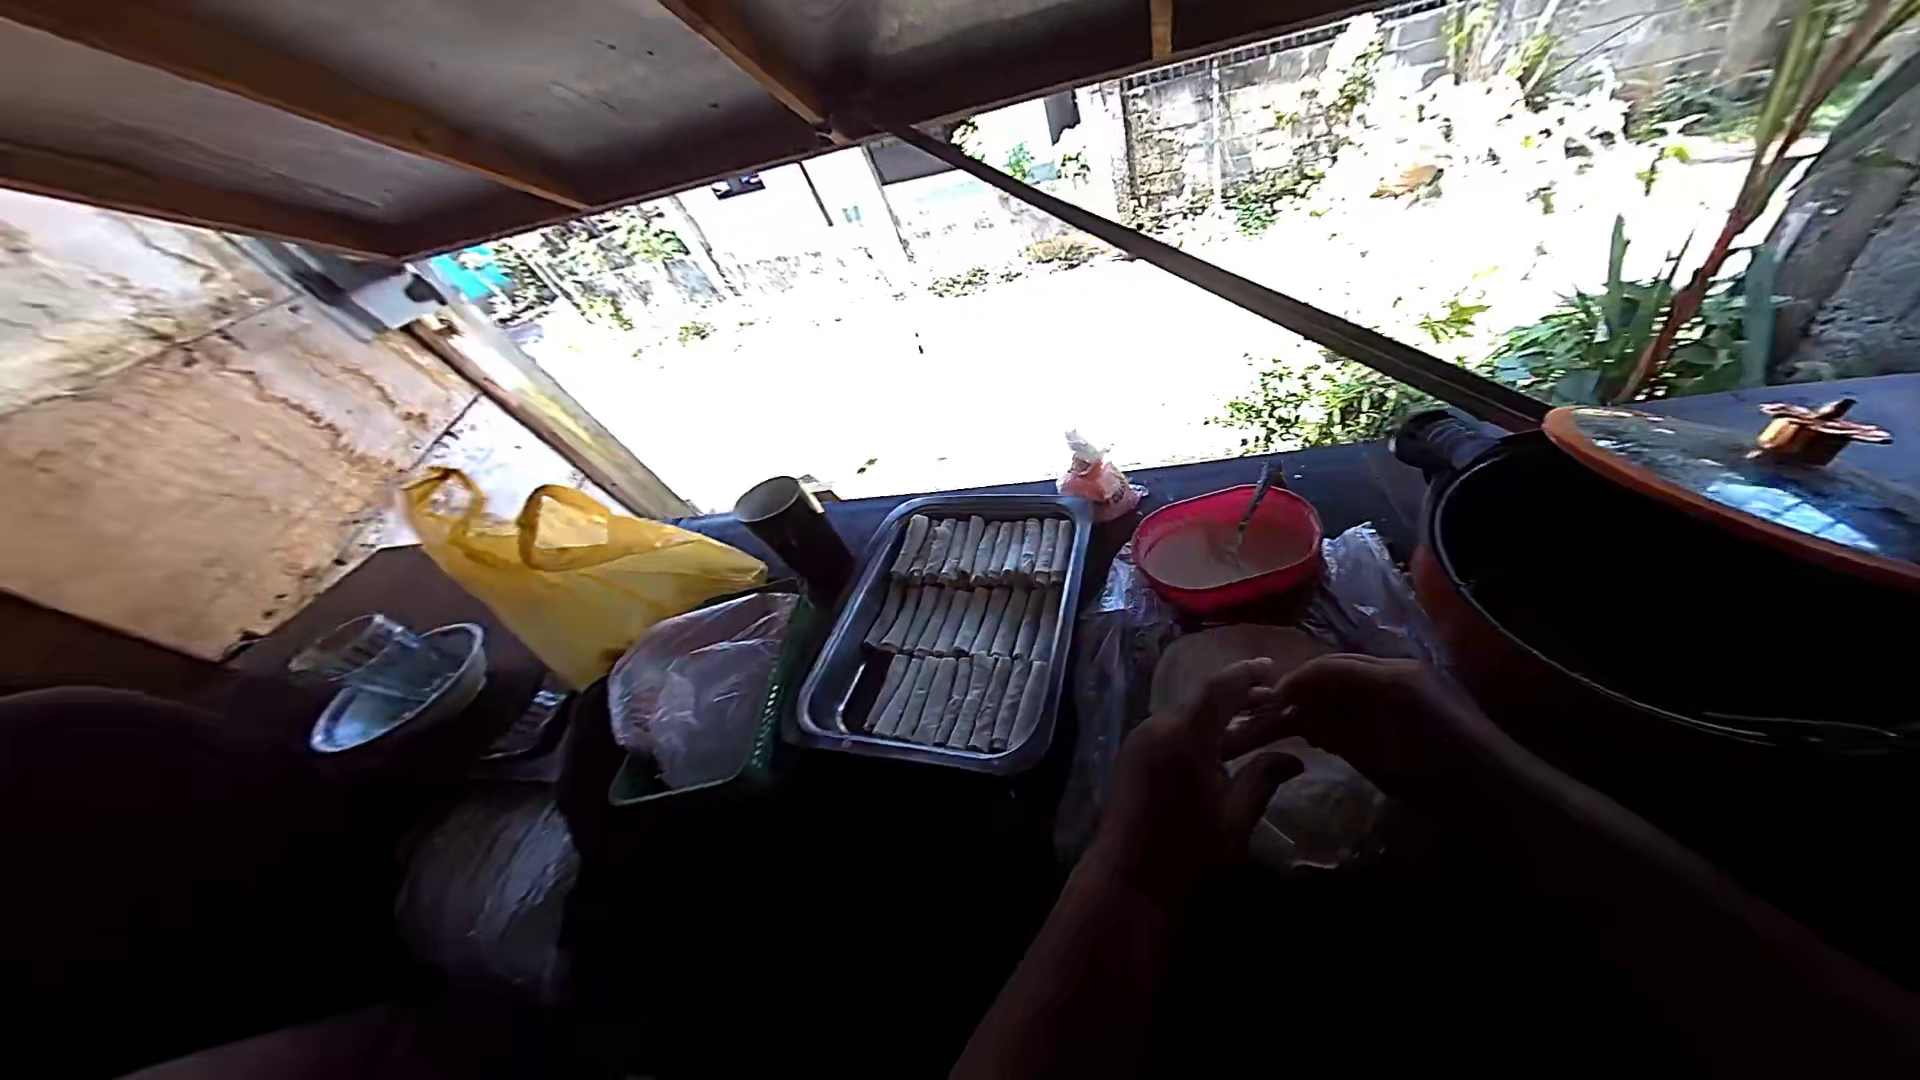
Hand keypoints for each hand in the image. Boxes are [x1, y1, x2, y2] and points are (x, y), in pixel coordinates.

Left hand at [1087, 659, 1304, 903]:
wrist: (1128, 877)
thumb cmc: (1188, 851)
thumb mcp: (1235, 815)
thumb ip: (1263, 778)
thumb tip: (1293, 758)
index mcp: (1183, 734)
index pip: (1218, 689)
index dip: (1246, 675)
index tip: (1270, 666)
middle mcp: (1157, 727)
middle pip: (1201, 700)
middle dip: (1237, 696)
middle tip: (1273, 697)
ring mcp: (1140, 740)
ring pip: (1185, 715)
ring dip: (1218, 715)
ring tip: (1255, 719)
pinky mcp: (1133, 754)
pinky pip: (1170, 730)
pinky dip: (1198, 730)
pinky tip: (1222, 744)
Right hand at [1229, 654, 1498, 802]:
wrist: (1508, 796)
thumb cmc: (1438, 781)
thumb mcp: (1374, 759)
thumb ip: (1331, 732)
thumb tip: (1297, 717)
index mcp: (1388, 680)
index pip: (1327, 667)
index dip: (1295, 682)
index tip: (1272, 702)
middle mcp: (1401, 667)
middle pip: (1340, 664)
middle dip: (1310, 685)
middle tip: (1286, 709)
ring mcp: (1416, 675)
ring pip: (1356, 673)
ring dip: (1330, 692)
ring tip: (1311, 719)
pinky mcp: (1425, 689)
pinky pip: (1375, 684)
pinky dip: (1352, 699)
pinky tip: (1343, 722)